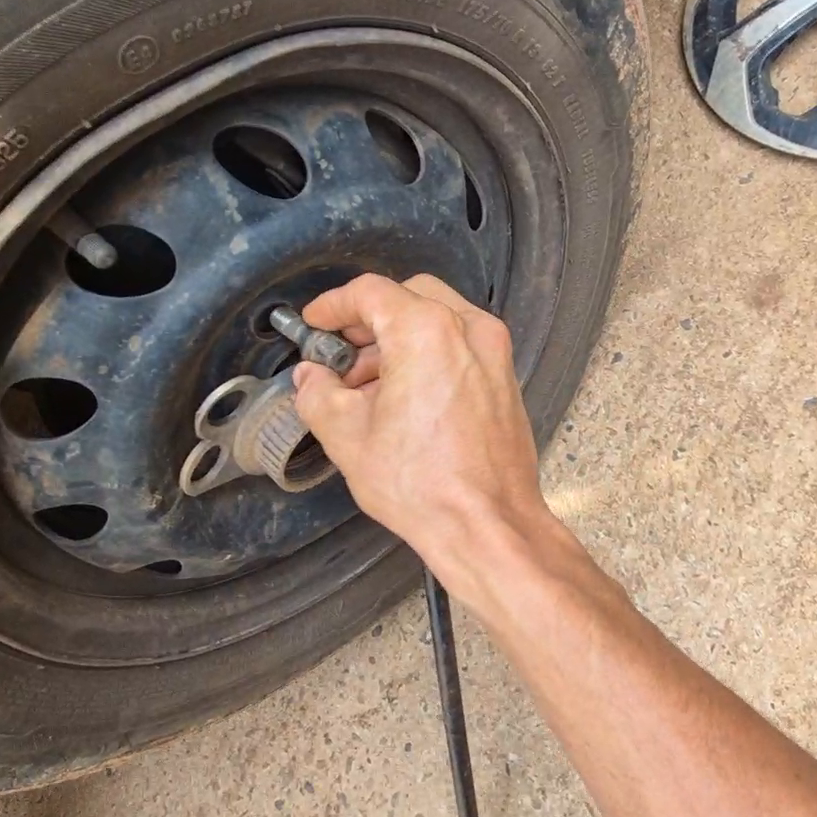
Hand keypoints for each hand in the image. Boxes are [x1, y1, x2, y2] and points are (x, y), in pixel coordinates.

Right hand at [292, 274, 550, 560]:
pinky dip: (430, 356)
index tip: (315, 324)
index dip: (334, 305)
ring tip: (367, 386)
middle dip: (370, 319)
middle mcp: (468, 331)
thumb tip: (311, 378)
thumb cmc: (422, 483)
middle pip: (410, 297)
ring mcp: (495, 354)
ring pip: (439, 321)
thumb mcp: (347, 436)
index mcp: (426, 331)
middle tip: (341, 352)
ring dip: (400, 340)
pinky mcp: (506, 380)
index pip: (371, 292)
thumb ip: (318, 394)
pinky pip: (462, 348)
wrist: (488, 524)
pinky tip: (405, 397)